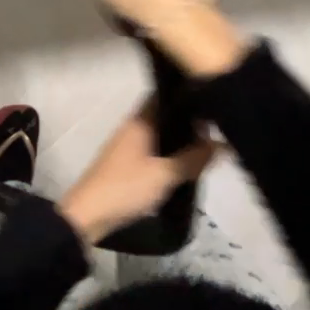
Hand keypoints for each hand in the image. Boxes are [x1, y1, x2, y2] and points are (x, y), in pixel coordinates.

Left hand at [58, 104, 217, 245]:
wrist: (88, 214)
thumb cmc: (125, 187)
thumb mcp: (164, 175)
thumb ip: (192, 159)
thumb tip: (221, 144)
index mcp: (140, 120)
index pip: (165, 95)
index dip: (187, 96)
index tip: (212, 101)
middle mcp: (134, 126)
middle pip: (165, 115)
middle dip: (188, 122)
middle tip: (217, 130)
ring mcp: (129, 144)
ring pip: (161, 134)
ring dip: (180, 141)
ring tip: (208, 148)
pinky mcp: (127, 163)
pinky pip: (155, 150)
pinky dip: (170, 154)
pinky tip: (186, 165)